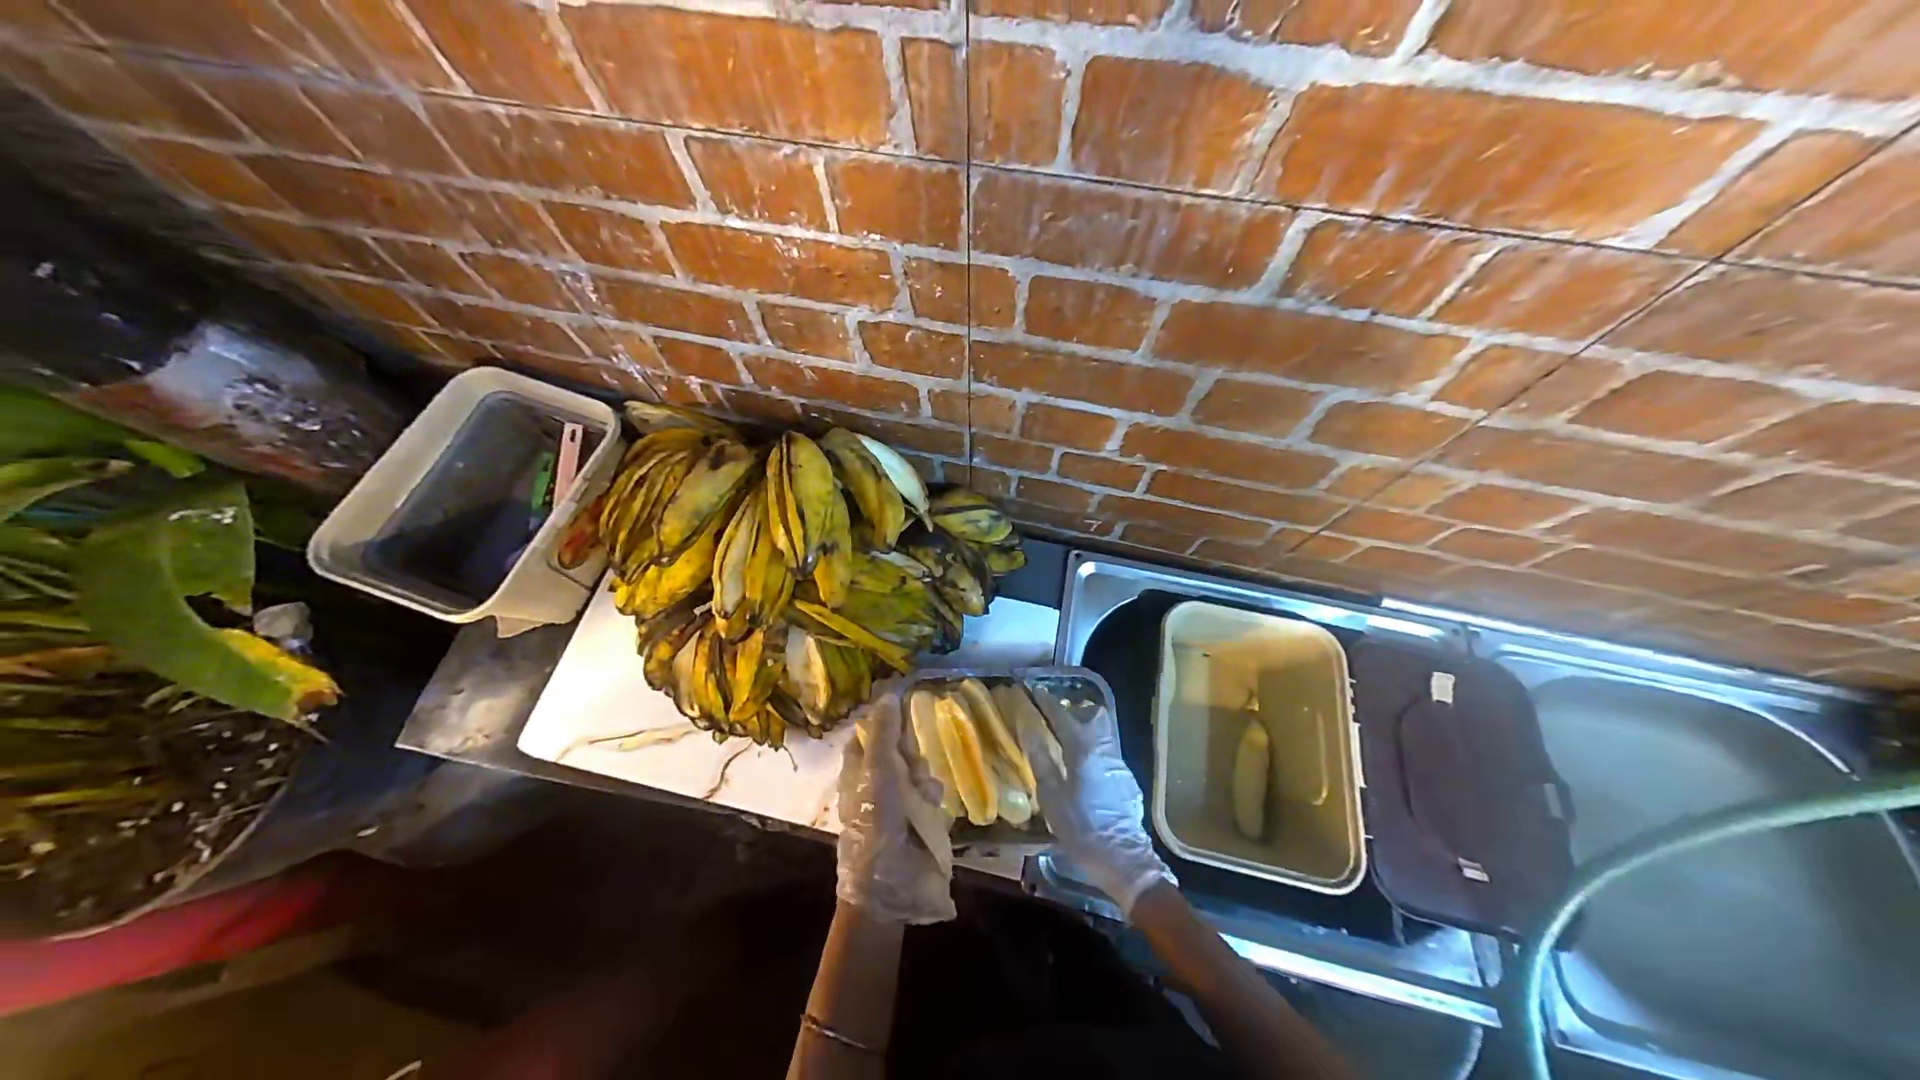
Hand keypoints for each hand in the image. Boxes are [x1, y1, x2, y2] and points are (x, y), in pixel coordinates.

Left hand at [835, 679, 955, 924]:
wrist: (892, 883)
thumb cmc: (876, 820)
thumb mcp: (877, 769)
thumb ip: (884, 731)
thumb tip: (888, 692)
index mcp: (856, 769)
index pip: (871, 732)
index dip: (887, 719)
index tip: (907, 705)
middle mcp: (877, 782)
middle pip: (900, 749)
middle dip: (911, 751)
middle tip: (913, 760)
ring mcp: (899, 802)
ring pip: (919, 770)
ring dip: (924, 776)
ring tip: (924, 791)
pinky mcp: (921, 819)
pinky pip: (933, 793)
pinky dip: (934, 797)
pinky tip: (933, 807)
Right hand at [1024, 685, 1174, 918]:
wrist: (1123, 859)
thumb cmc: (1080, 827)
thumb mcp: (1051, 795)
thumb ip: (1040, 759)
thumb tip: (1028, 728)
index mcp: (1083, 750)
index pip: (1063, 717)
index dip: (1048, 703)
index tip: (1037, 690)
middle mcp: (1105, 750)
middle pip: (1094, 718)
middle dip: (1076, 711)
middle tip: (1057, 716)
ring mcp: (1119, 765)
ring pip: (1103, 735)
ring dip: (1086, 731)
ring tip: (1068, 743)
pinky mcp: (1127, 782)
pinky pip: (1107, 755)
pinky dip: (1093, 752)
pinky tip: (1085, 772)